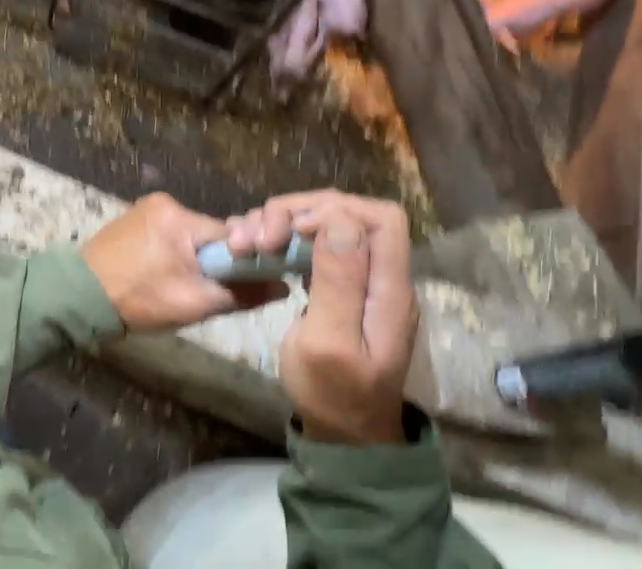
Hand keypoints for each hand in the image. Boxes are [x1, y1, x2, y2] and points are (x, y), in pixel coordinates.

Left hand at [81, 194, 289, 332]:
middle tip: (212, 292)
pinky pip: (170, 238)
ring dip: (196, 261)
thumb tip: (282, 286)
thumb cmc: (138, 298)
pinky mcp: (133, 222)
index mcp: (177, 215)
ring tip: (186, 288)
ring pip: (191, 239)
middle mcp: (162, 203)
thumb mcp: (196, 302)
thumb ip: (243, 293)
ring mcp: (145, 210)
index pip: (232, 235)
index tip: (252, 284)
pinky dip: (175, 256)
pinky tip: (167, 278)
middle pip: (211, 235)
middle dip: (217, 263)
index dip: (246, 261)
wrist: (80, 296)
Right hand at [267, 190, 417, 444]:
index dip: (335, 210)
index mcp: (389, 288)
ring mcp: (363, 281)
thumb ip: (337, 280)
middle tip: (261, 237)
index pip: (382, 218)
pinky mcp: (343, 287)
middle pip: (351, 213)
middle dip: (301, 211)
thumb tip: (339, 219)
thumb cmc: (333, 390)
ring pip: (331, 224)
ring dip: (287, 223)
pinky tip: (264, 253)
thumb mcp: (328, 341)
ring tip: (252, 244)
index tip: (293, 231)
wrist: (344, 432)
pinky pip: (319, 244)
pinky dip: (288, 239)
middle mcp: (382, 277)